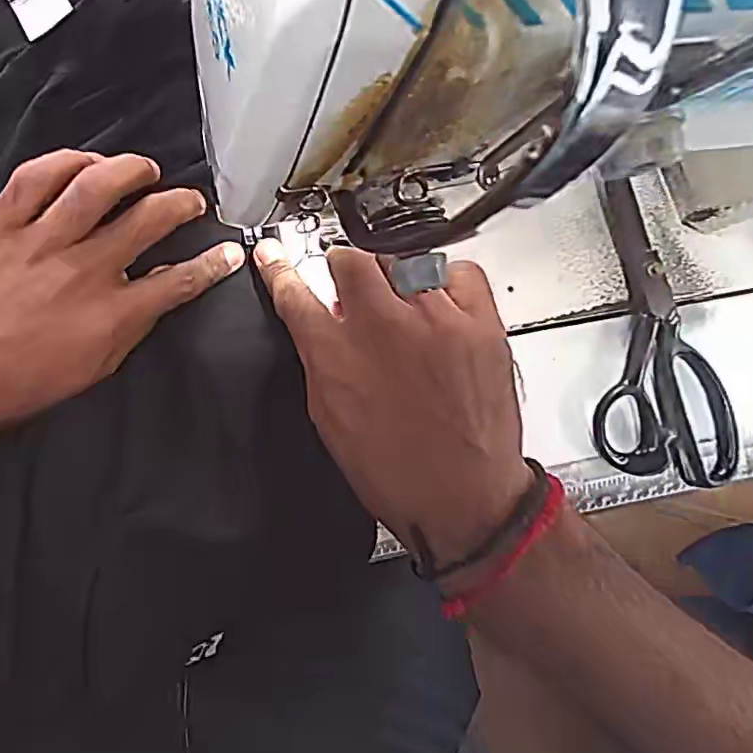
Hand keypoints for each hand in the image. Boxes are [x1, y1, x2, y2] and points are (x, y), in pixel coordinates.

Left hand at [0, 150, 244, 481]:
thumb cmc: (19, 383)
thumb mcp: (92, 368)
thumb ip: (131, 327)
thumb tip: (158, 290)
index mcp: (108, 315)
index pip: (178, 280)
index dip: (211, 263)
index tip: (226, 252)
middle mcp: (81, 272)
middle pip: (149, 220)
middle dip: (182, 204)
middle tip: (189, 201)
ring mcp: (39, 244)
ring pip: (97, 185)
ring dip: (132, 169)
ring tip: (145, 170)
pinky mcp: (0, 227)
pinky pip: (36, 177)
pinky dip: (67, 161)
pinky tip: (85, 164)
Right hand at [252, 239, 532, 565]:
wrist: (462, 497)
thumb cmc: (395, 470)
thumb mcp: (330, 418)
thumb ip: (320, 361)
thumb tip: (318, 328)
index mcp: (334, 355)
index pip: (293, 291)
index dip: (278, 268)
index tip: (274, 255)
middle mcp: (380, 328)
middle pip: (350, 259)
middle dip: (343, 267)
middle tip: (350, 284)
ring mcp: (433, 320)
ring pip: (402, 261)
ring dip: (394, 281)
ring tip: (403, 310)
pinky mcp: (479, 324)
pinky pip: (458, 271)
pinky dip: (445, 281)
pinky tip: (440, 303)